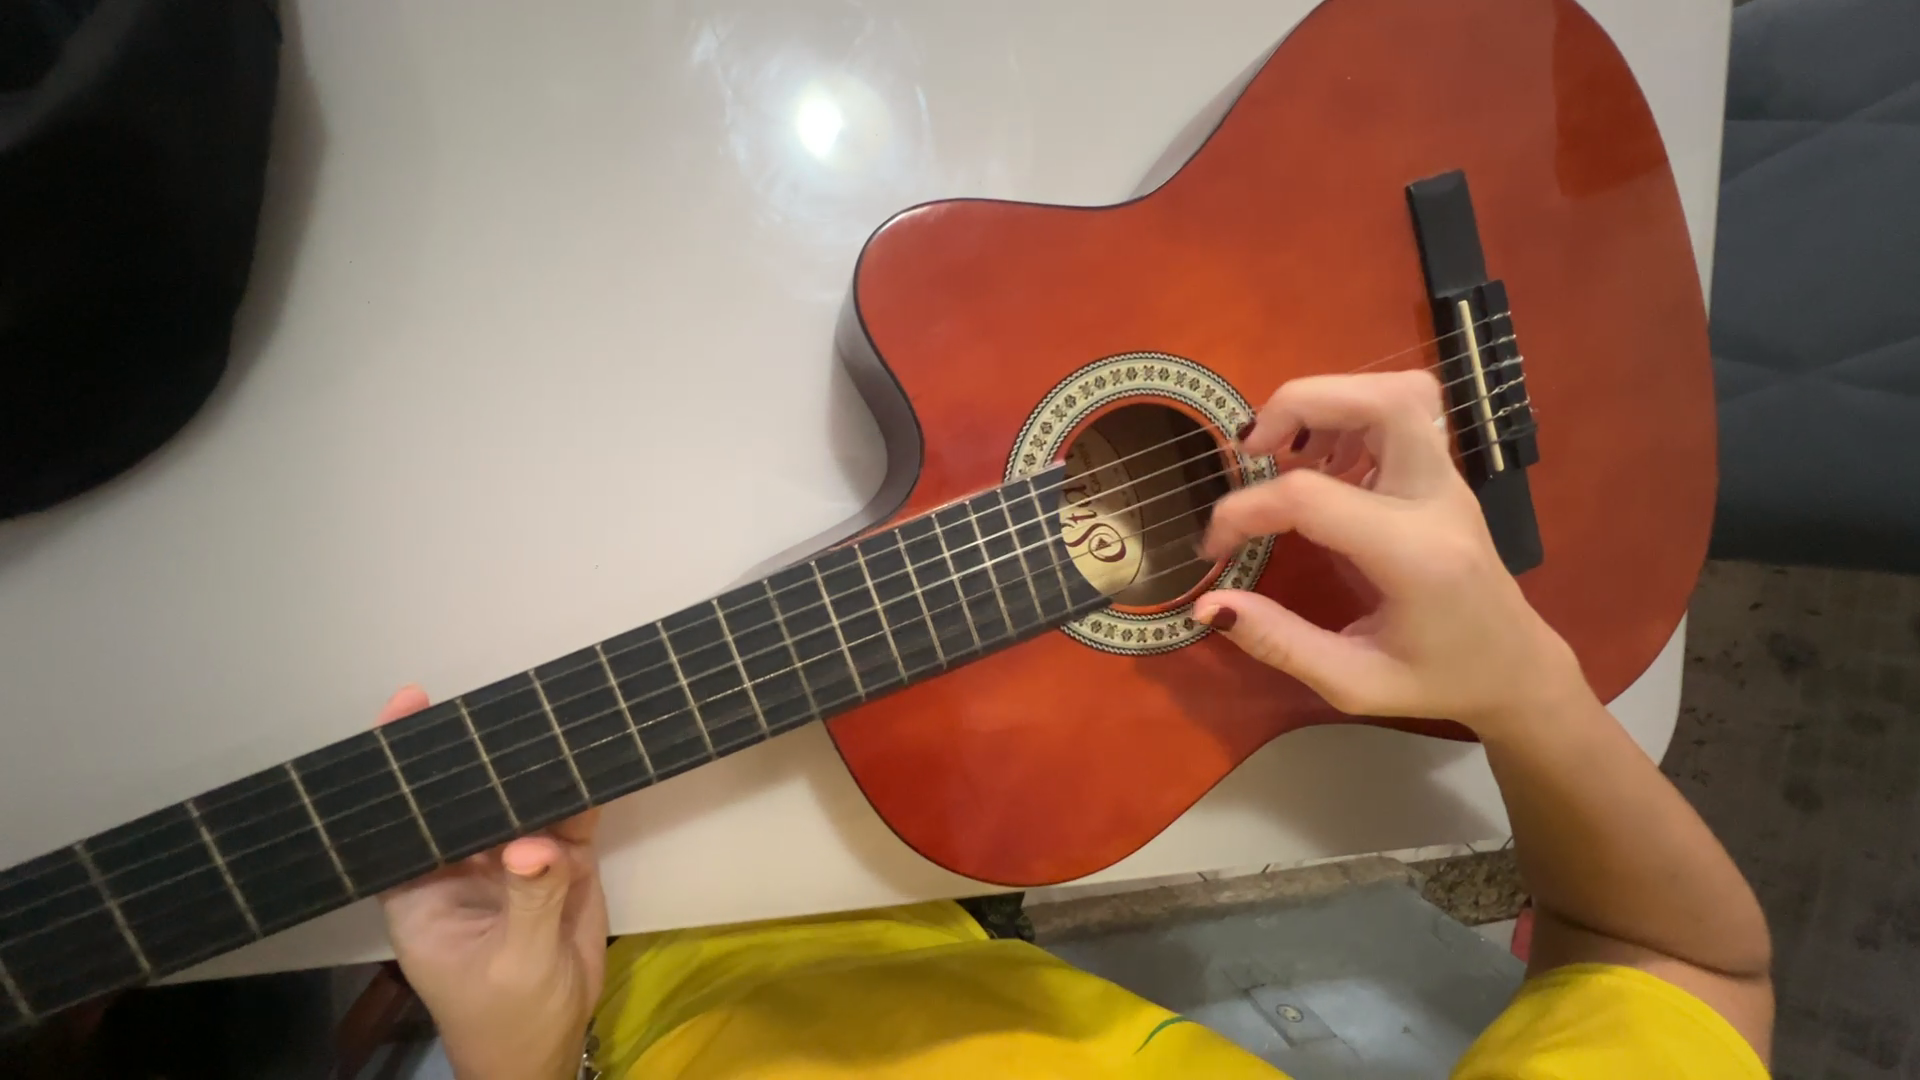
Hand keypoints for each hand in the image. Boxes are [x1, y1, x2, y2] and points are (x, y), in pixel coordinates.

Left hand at [374, 686, 608, 1079]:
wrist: (551, 1041)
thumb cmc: (505, 1015)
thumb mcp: (511, 965)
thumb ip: (526, 902)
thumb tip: (535, 845)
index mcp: (423, 889)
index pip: (405, 819)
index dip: (404, 765)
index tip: (411, 704)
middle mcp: (466, 863)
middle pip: (470, 796)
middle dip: (484, 751)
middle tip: (507, 696)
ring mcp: (518, 858)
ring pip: (525, 798)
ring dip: (541, 763)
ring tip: (559, 712)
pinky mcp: (564, 859)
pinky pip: (572, 813)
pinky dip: (584, 786)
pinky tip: (595, 753)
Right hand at [1197, 371, 1586, 734]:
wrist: (1515, 669)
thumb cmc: (1436, 681)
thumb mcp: (1351, 682)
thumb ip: (1278, 642)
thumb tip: (1205, 604)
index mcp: (1414, 556)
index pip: (1310, 497)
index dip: (1243, 510)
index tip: (1214, 547)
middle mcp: (1437, 501)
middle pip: (1382, 402)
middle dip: (1300, 404)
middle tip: (1249, 448)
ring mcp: (1446, 481)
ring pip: (1399, 393)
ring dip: (1329, 400)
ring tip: (1282, 444)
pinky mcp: (1440, 475)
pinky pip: (1401, 412)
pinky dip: (1347, 414)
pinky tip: (1315, 457)